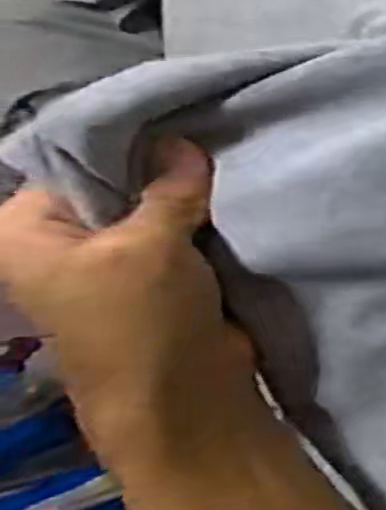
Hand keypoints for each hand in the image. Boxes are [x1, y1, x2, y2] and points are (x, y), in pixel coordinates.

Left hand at [0, 138, 265, 470]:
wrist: (179, 382)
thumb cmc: (139, 314)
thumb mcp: (148, 246)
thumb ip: (167, 192)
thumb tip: (183, 143)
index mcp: (25, 230)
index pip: (71, 166)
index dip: (127, 146)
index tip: (184, 127)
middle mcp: (61, 240)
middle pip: (116, 186)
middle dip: (166, 171)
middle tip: (218, 145)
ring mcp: (113, 258)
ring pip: (155, 209)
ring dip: (193, 198)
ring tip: (233, 172)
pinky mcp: (159, 273)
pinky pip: (181, 232)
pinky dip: (208, 221)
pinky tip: (236, 205)